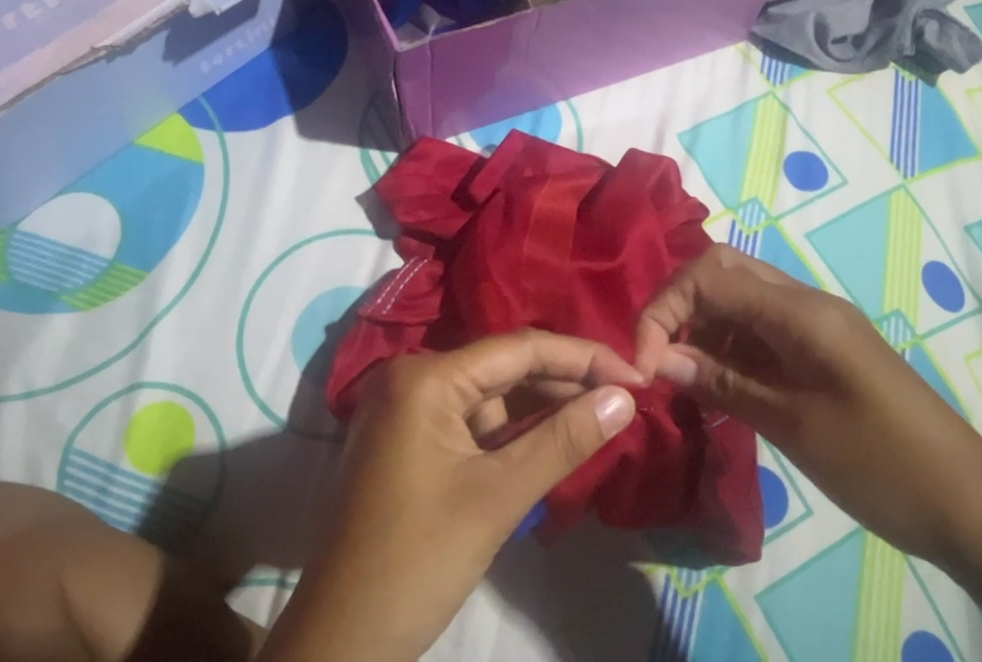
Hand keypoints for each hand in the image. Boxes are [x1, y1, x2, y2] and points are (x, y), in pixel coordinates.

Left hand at [261, 331, 641, 661]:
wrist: (343, 635)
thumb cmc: (419, 559)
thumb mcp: (498, 497)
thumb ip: (563, 441)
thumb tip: (625, 398)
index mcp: (425, 378)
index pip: (518, 349)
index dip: (583, 358)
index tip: (637, 377)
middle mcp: (412, 380)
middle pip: (504, 368)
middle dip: (566, 383)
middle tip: (627, 400)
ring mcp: (408, 414)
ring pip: (492, 398)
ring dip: (543, 409)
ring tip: (603, 418)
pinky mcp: (412, 445)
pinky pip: (474, 425)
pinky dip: (514, 435)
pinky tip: (556, 442)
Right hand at [633, 245, 981, 568]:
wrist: (970, 506)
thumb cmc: (883, 463)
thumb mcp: (793, 425)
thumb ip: (722, 384)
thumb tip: (656, 360)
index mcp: (800, 311)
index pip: (708, 274)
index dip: (664, 309)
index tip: (643, 364)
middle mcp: (804, 305)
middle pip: (721, 272)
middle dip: (678, 308)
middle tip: (656, 362)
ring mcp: (814, 329)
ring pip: (737, 301)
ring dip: (699, 329)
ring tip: (678, 380)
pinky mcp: (819, 355)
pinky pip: (757, 333)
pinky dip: (724, 351)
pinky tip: (712, 389)